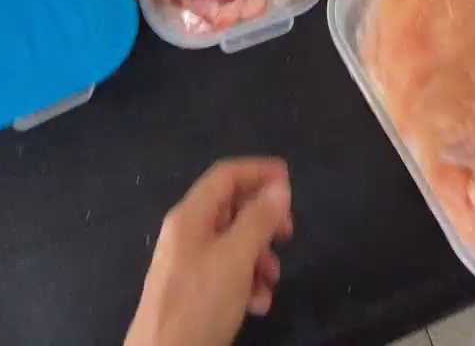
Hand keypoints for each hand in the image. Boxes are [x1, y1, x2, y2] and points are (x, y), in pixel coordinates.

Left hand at [126, 158, 294, 345]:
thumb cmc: (199, 304)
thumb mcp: (235, 259)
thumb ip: (258, 220)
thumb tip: (279, 187)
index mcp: (190, 216)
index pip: (226, 175)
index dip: (258, 171)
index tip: (289, 180)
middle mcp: (186, 234)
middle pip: (230, 208)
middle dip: (262, 219)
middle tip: (287, 233)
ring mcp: (186, 264)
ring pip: (231, 243)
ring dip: (258, 256)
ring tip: (273, 279)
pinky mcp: (190, 293)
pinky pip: (224, 272)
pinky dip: (245, 281)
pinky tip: (257, 304)